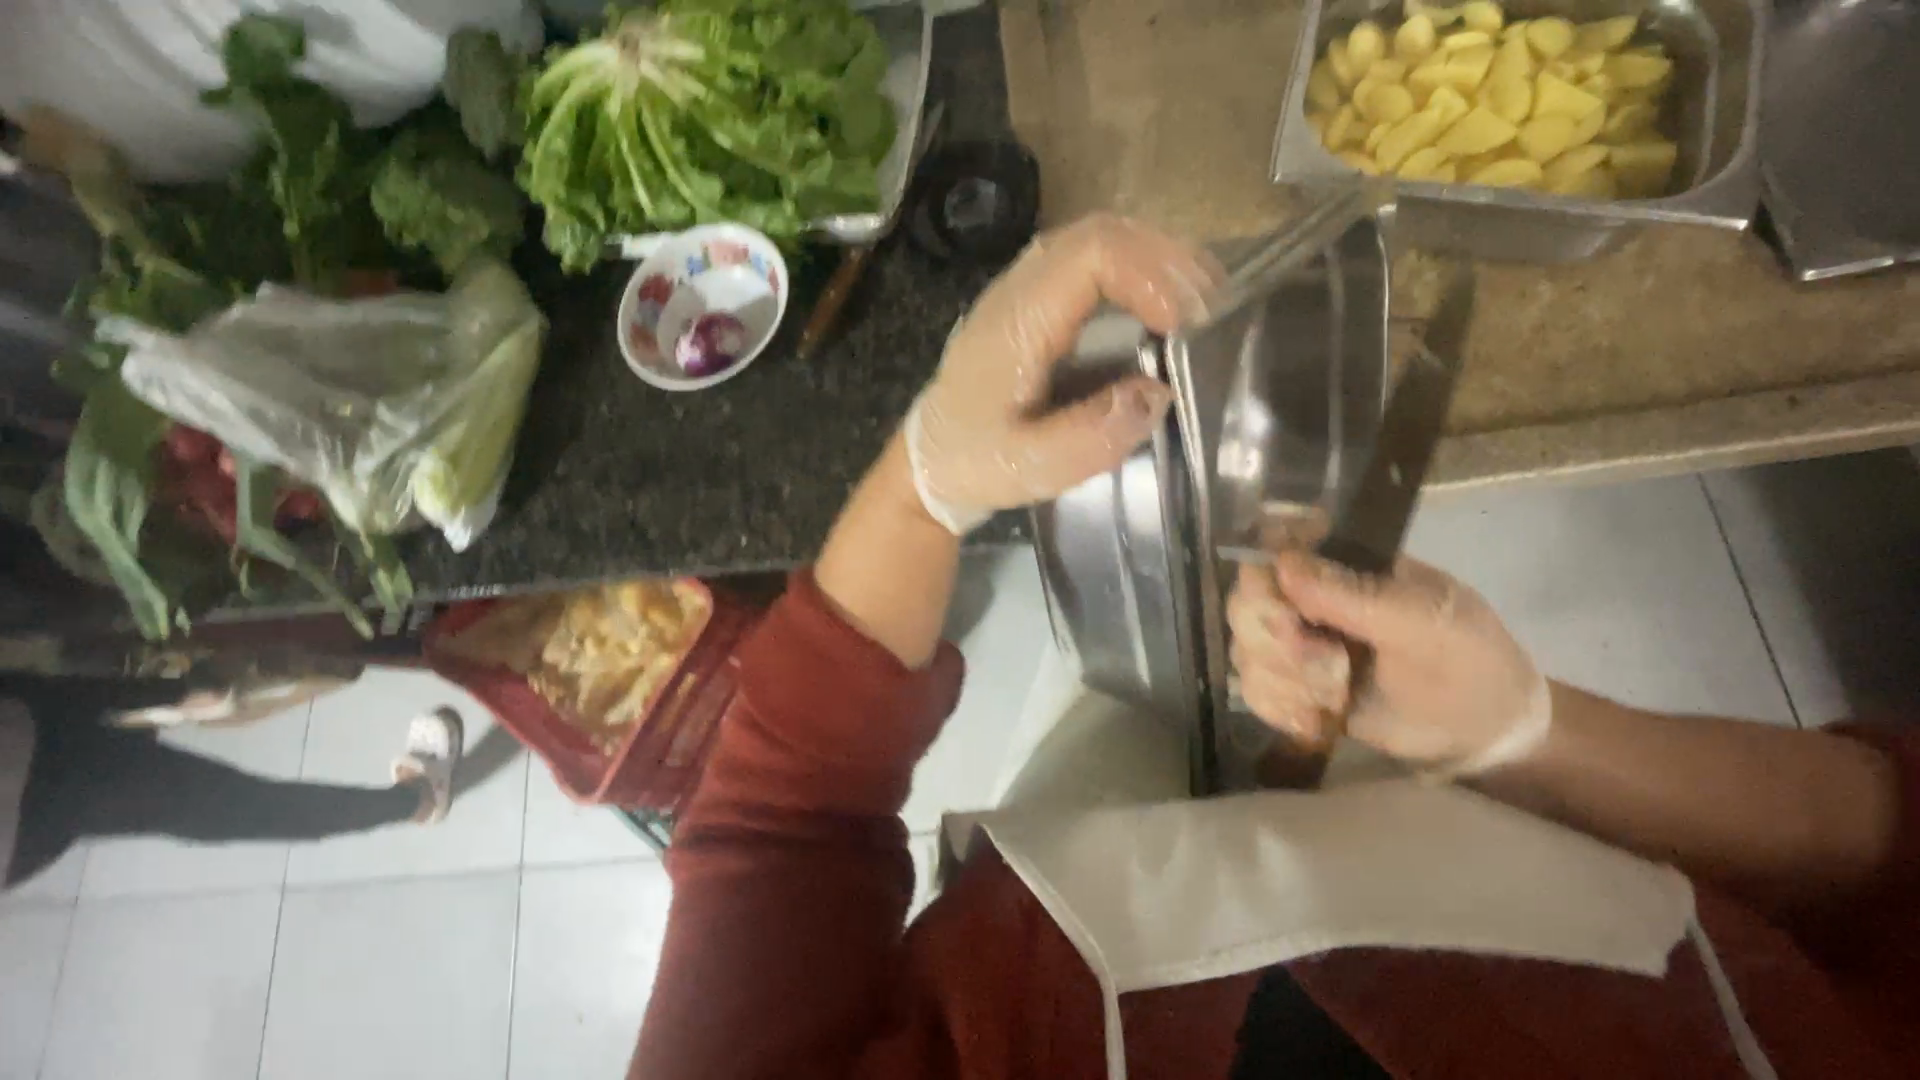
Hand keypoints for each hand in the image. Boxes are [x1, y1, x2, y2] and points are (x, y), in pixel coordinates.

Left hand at [903, 214, 1221, 533]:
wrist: (929, 460)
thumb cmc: (973, 463)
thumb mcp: (1029, 467)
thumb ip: (1091, 435)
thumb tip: (1158, 393)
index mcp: (1017, 321)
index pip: (1091, 254)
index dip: (1150, 274)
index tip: (1185, 323)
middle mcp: (1019, 289)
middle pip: (1101, 232)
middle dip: (1167, 260)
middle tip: (1213, 307)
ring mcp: (1023, 290)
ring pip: (1098, 239)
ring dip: (1156, 260)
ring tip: (1199, 303)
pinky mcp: (1033, 304)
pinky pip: (1090, 262)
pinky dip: (1137, 272)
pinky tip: (1162, 307)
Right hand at [1226, 549, 1551, 777]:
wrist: (1483, 734)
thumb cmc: (1468, 662)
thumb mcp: (1424, 624)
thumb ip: (1354, 595)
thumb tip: (1283, 564)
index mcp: (1343, 562)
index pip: (1272, 547)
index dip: (1265, 580)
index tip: (1292, 615)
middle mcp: (1307, 595)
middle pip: (1245, 603)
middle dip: (1279, 645)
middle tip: (1328, 667)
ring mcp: (1295, 641)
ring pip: (1244, 649)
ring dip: (1286, 681)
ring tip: (1334, 696)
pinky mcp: (1291, 683)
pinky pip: (1251, 689)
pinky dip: (1280, 708)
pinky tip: (1316, 719)